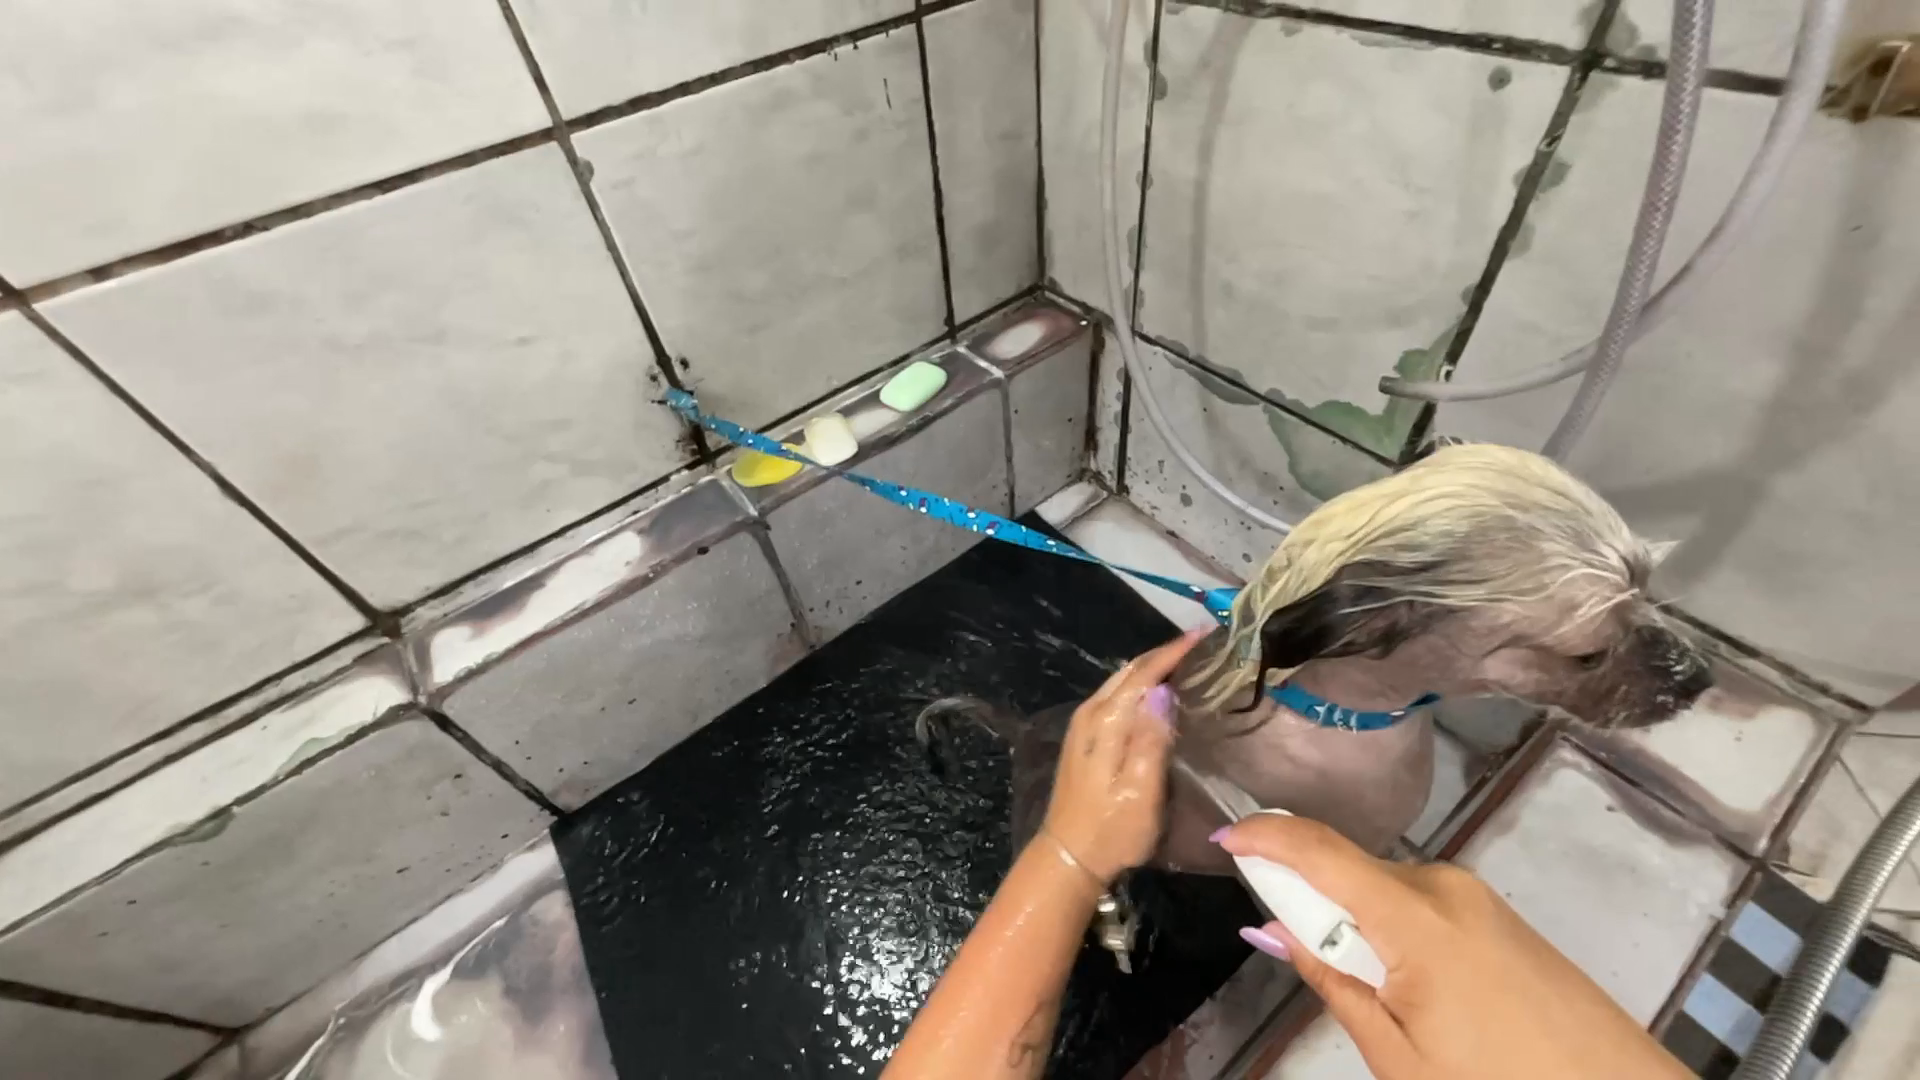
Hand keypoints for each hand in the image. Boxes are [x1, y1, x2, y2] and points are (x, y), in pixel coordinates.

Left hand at [1039, 629, 1206, 886]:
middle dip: (1164, 653)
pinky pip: (1116, 695)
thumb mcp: (1140, 791)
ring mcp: (1084, 723)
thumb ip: (1151, 739)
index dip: (1172, 651)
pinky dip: (1139, 684)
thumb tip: (1164, 692)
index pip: (1142, 673)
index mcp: (1106, 721)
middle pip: (1130, 670)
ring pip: (1121, 681)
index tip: (1204, 633)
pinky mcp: (1084, 736)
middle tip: (1201, 643)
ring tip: (1185, 660)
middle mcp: (1091, 713)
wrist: (1069, 855)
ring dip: (1151, 667)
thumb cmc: (1112, 828)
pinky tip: (1157, 691)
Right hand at [1217, 815, 1690, 1079]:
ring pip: (1377, 884)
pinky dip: (1382, 920)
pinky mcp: (1495, 912)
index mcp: (1415, 916)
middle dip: (1304, 891)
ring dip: (1345, 912)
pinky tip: (1403, 977)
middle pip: (1344, 867)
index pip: (1318, 850)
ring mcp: (1474, 895)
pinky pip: (1413, 899)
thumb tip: (1272, 929)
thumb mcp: (1400, 1056)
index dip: (1263, 835)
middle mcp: (1441, 884)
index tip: (1221, 841)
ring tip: (1362, 982)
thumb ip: (1331, 979)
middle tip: (1291, 942)